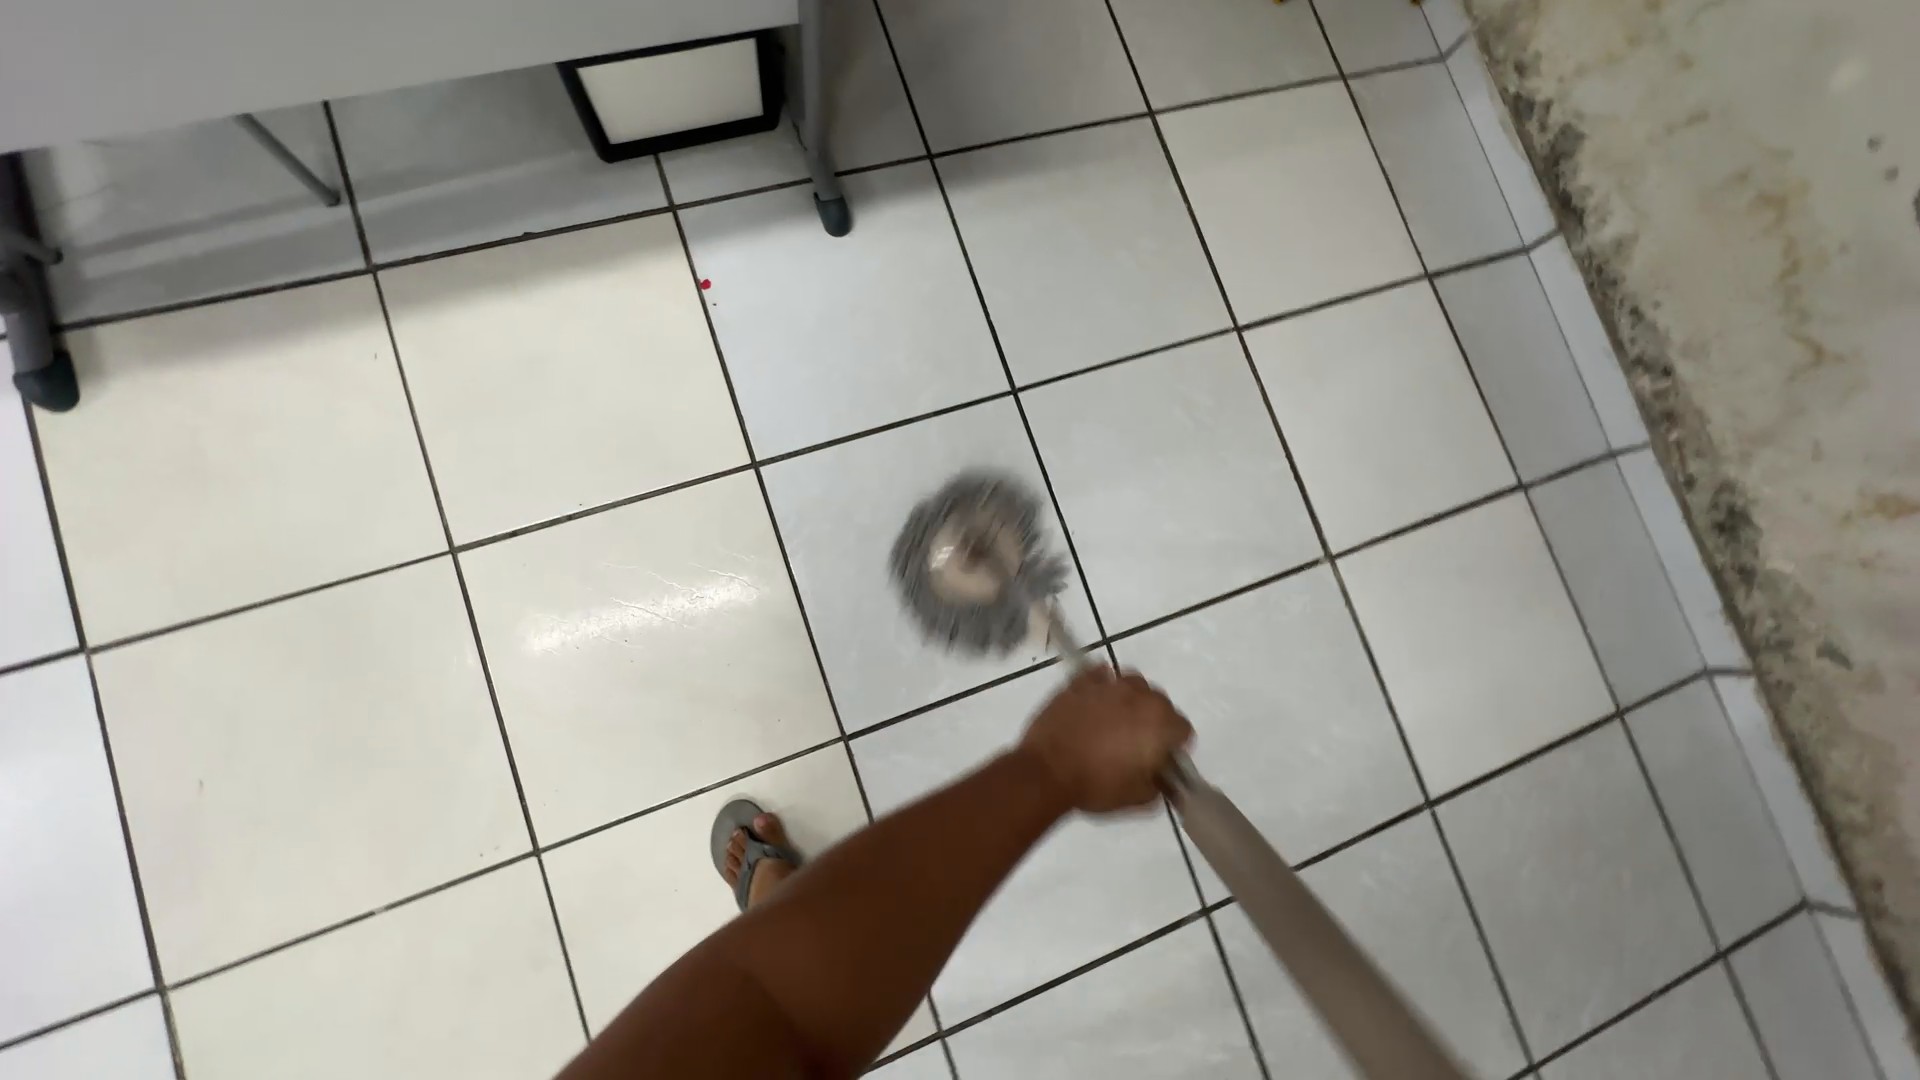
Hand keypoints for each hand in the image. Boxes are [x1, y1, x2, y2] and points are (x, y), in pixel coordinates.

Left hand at [1018, 666, 1192, 812]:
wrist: (1046, 771)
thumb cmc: (1096, 785)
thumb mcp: (1138, 798)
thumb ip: (1159, 784)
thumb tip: (1159, 776)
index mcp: (1159, 722)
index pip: (1183, 729)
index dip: (1174, 746)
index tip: (1160, 760)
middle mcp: (1138, 696)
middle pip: (1159, 703)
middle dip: (1154, 721)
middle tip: (1136, 743)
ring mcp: (1108, 685)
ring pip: (1132, 684)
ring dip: (1131, 699)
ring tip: (1115, 720)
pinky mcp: (1080, 681)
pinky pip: (1100, 676)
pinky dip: (1102, 686)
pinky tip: (1094, 702)